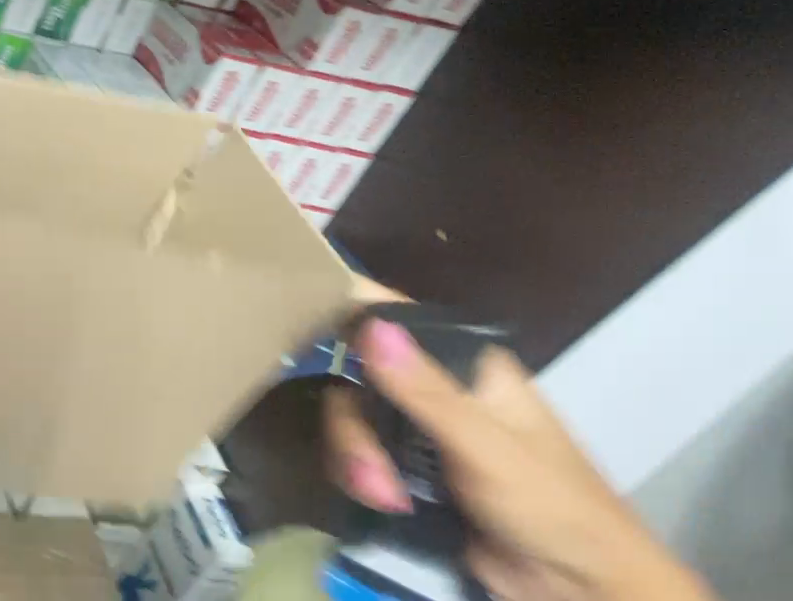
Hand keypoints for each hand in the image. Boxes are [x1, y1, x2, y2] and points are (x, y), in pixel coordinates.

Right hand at [326, 318, 712, 600]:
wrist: (582, 595)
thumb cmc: (553, 510)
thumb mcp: (488, 449)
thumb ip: (427, 390)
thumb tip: (372, 326)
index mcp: (464, 366)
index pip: (394, 316)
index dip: (347, 309)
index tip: (299, 318)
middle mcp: (434, 387)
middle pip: (357, 374)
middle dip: (355, 427)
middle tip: (369, 469)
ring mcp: (417, 427)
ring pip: (351, 415)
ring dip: (356, 457)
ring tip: (383, 497)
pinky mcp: (404, 465)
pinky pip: (355, 450)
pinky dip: (360, 475)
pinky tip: (384, 501)